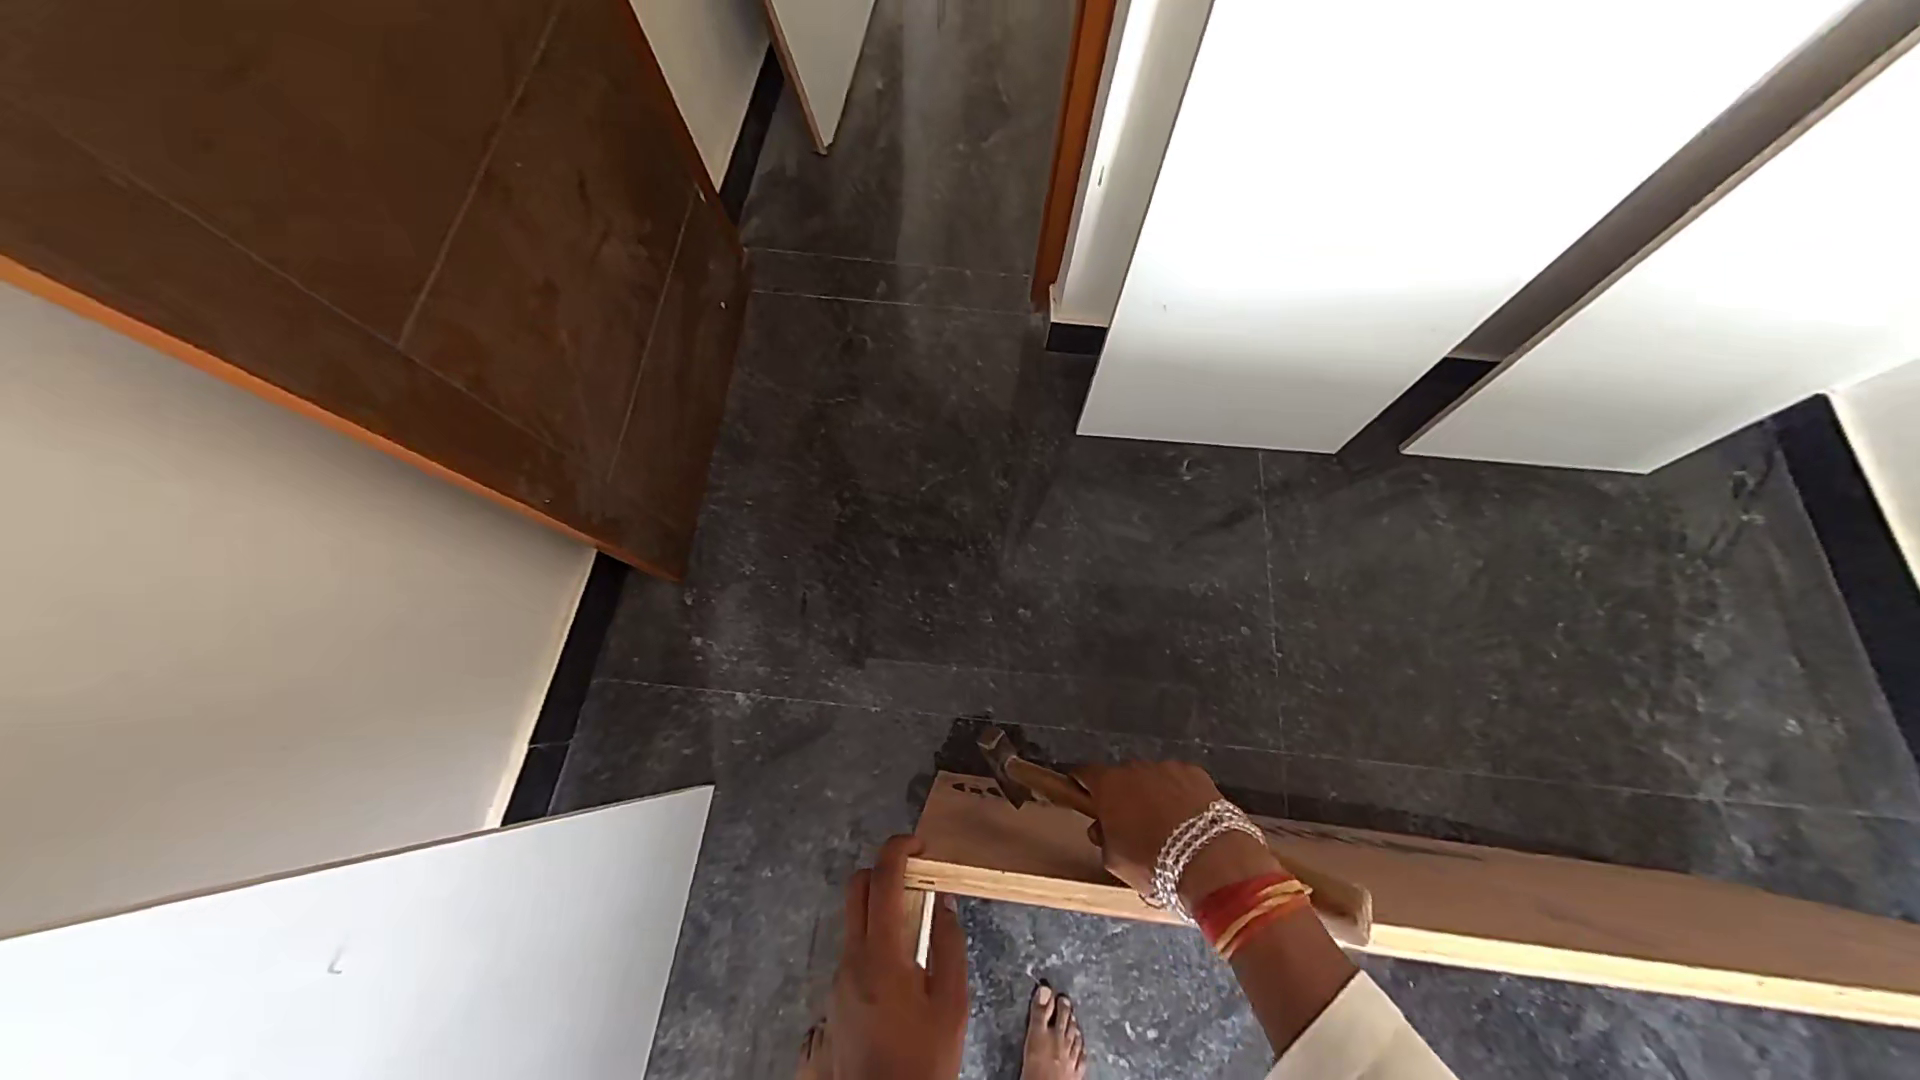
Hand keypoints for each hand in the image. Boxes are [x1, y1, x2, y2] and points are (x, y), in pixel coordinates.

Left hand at [829, 835, 968, 1079]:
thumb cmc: (925, 1058)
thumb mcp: (952, 1002)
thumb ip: (950, 944)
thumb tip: (944, 902)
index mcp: (881, 955)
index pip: (882, 879)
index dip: (899, 849)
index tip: (920, 844)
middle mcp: (852, 958)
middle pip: (857, 886)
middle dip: (885, 868)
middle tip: (918, 877)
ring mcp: (839, 976)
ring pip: (854, 916)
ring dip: (881, 904)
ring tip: (918, 925)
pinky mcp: (836, 994)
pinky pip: (855, 945)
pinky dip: (876, 934)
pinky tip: (903, 963)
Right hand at [1073, 761, 1281, 907]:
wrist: (1212, 861)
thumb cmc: (1153, 863)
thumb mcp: (1115, 861)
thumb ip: (1103, 838)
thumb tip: (1102, 828)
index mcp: (1108, 785)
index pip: (1085, 773)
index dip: (1082, 783)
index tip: (1083, 794)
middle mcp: (1135, 768)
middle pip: (1122, 777)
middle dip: (1124, 795)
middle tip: (1132, 823)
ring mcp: (1167, 767)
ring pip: (1153, 778)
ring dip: (1154, 794)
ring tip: (1167, 824)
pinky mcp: (1197, 773)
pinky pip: (1180, 782)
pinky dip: (1181, 795)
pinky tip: (1190, 819)